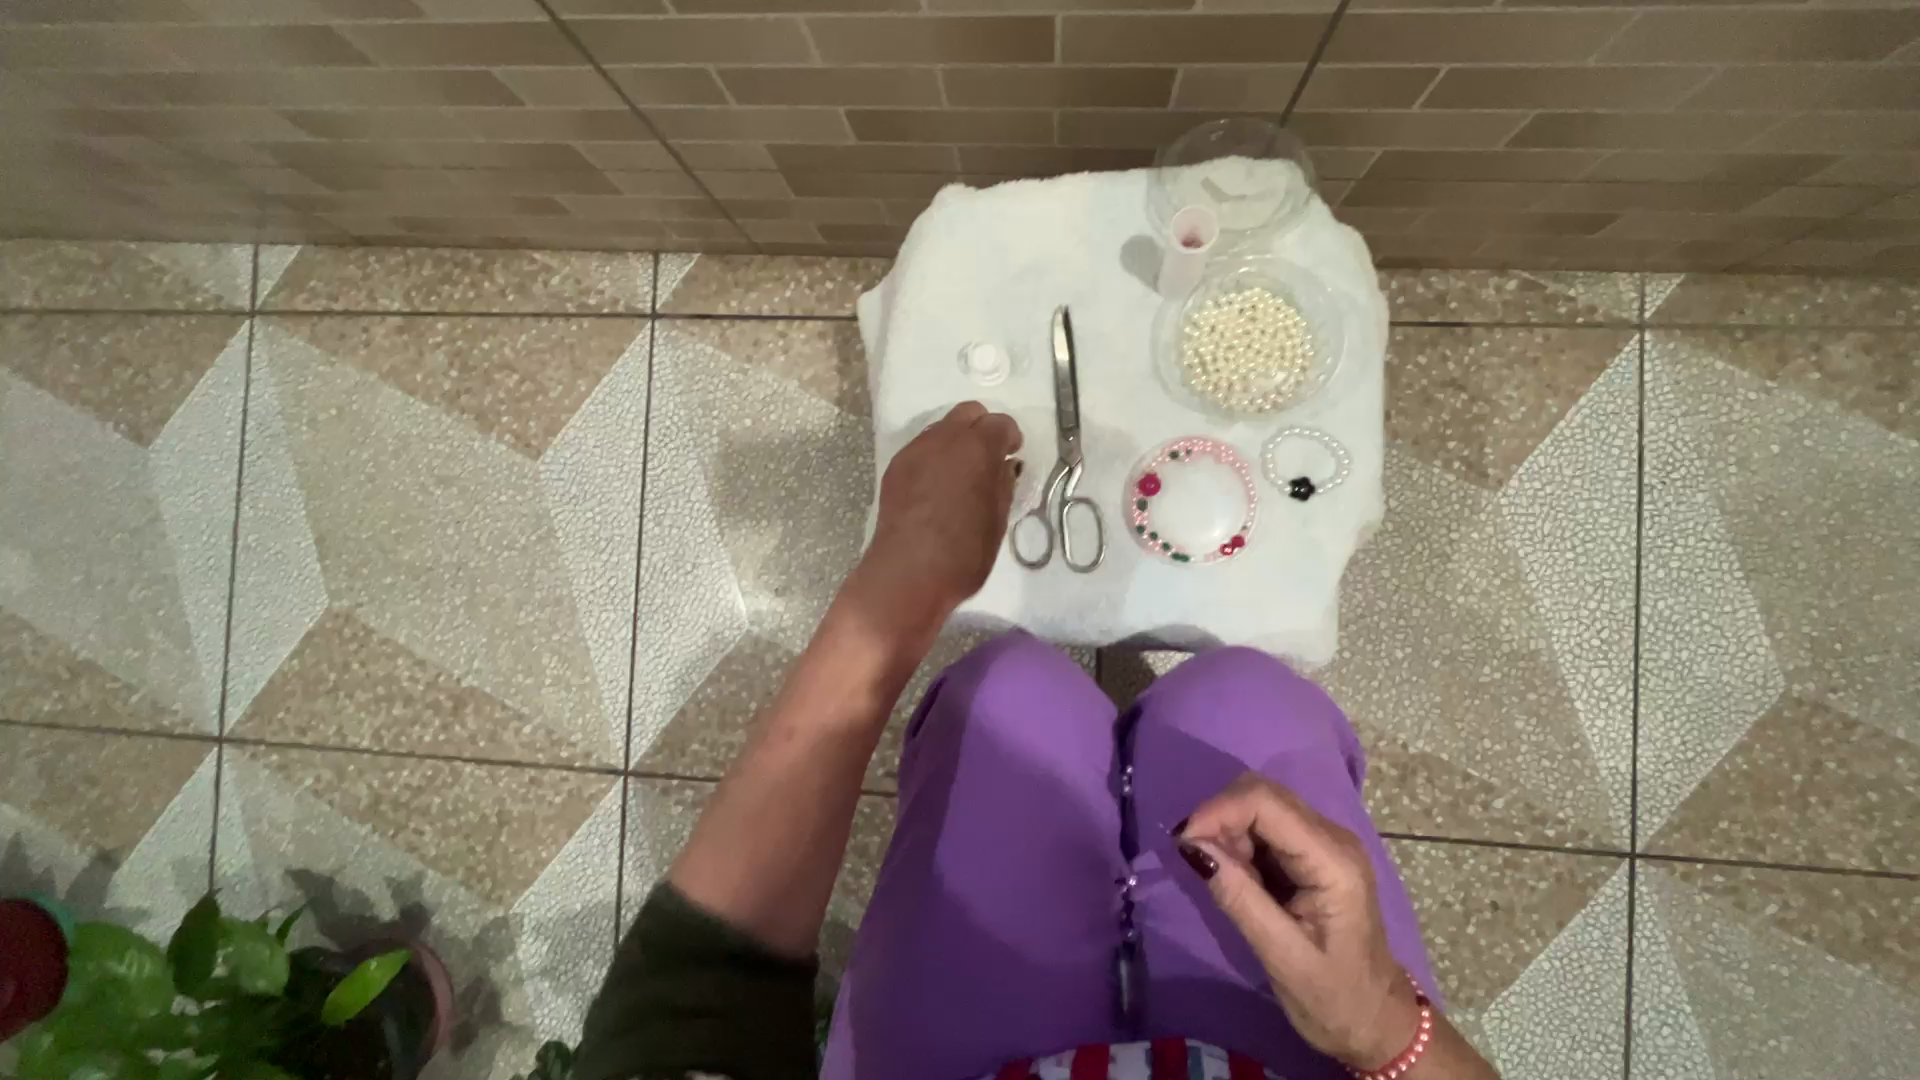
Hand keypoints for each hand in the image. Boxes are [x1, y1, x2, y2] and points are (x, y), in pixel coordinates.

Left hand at [847, 402, 1021, 636]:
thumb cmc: (963, 554)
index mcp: (977, 448)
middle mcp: (944, 440)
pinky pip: (921, 450)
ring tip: (960, 475)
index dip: (1010, 438)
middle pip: (967, 413)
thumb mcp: (998, 521)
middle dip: (982, 429)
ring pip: (941, 429)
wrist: (907, 574)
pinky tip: (936, 488)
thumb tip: (1003, 466)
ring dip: (956, 442)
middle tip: (988, 459)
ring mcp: (915, 452)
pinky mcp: (895, 469)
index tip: (1012, 455)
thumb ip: (1002, 485)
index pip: (1000, 424)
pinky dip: (934, 458)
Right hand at [1177, 773, 1421, 1071]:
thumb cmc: (1334, 998)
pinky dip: (1238, 838)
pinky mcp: (1312, 850)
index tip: (1184, 843)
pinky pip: (1265, 823)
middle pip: (1262, 793)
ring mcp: (1324, 840)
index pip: (1266, 802)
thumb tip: (1191, 846)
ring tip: (1222, 874)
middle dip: (1220, 817)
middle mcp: (1332, 837)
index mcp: (1334, 861)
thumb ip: (1238, 896)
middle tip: (1200, 861)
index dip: (1218, 810)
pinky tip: (1237, 874)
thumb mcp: (1281, 956)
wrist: (1376, 1023)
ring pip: (1260, 804)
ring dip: (1227, 828)